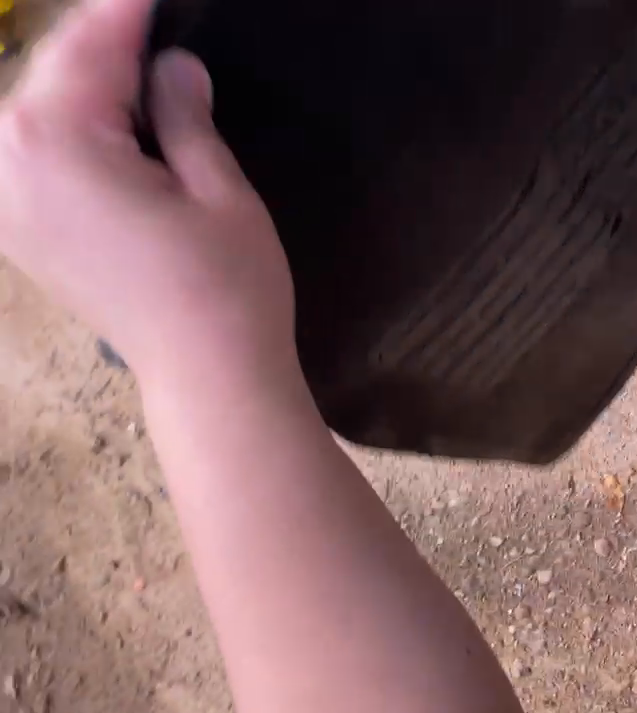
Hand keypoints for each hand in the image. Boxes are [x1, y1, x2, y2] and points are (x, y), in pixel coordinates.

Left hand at [0, 0, 296, 392]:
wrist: (209, 370)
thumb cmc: (230, 284)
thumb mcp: (224, 196)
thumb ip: (188, 123)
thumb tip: (174, 69)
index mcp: (55, 137)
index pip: (89, 52)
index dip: (122, 15)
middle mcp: (1, 153)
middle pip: (50, 79)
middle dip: (98, 54)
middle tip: (147, 36)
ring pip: (33, 115)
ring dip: (81, 95)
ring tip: (138, 88)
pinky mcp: (14, 226)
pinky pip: (28, 157)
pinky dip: (66, 137)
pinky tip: (110, 139)